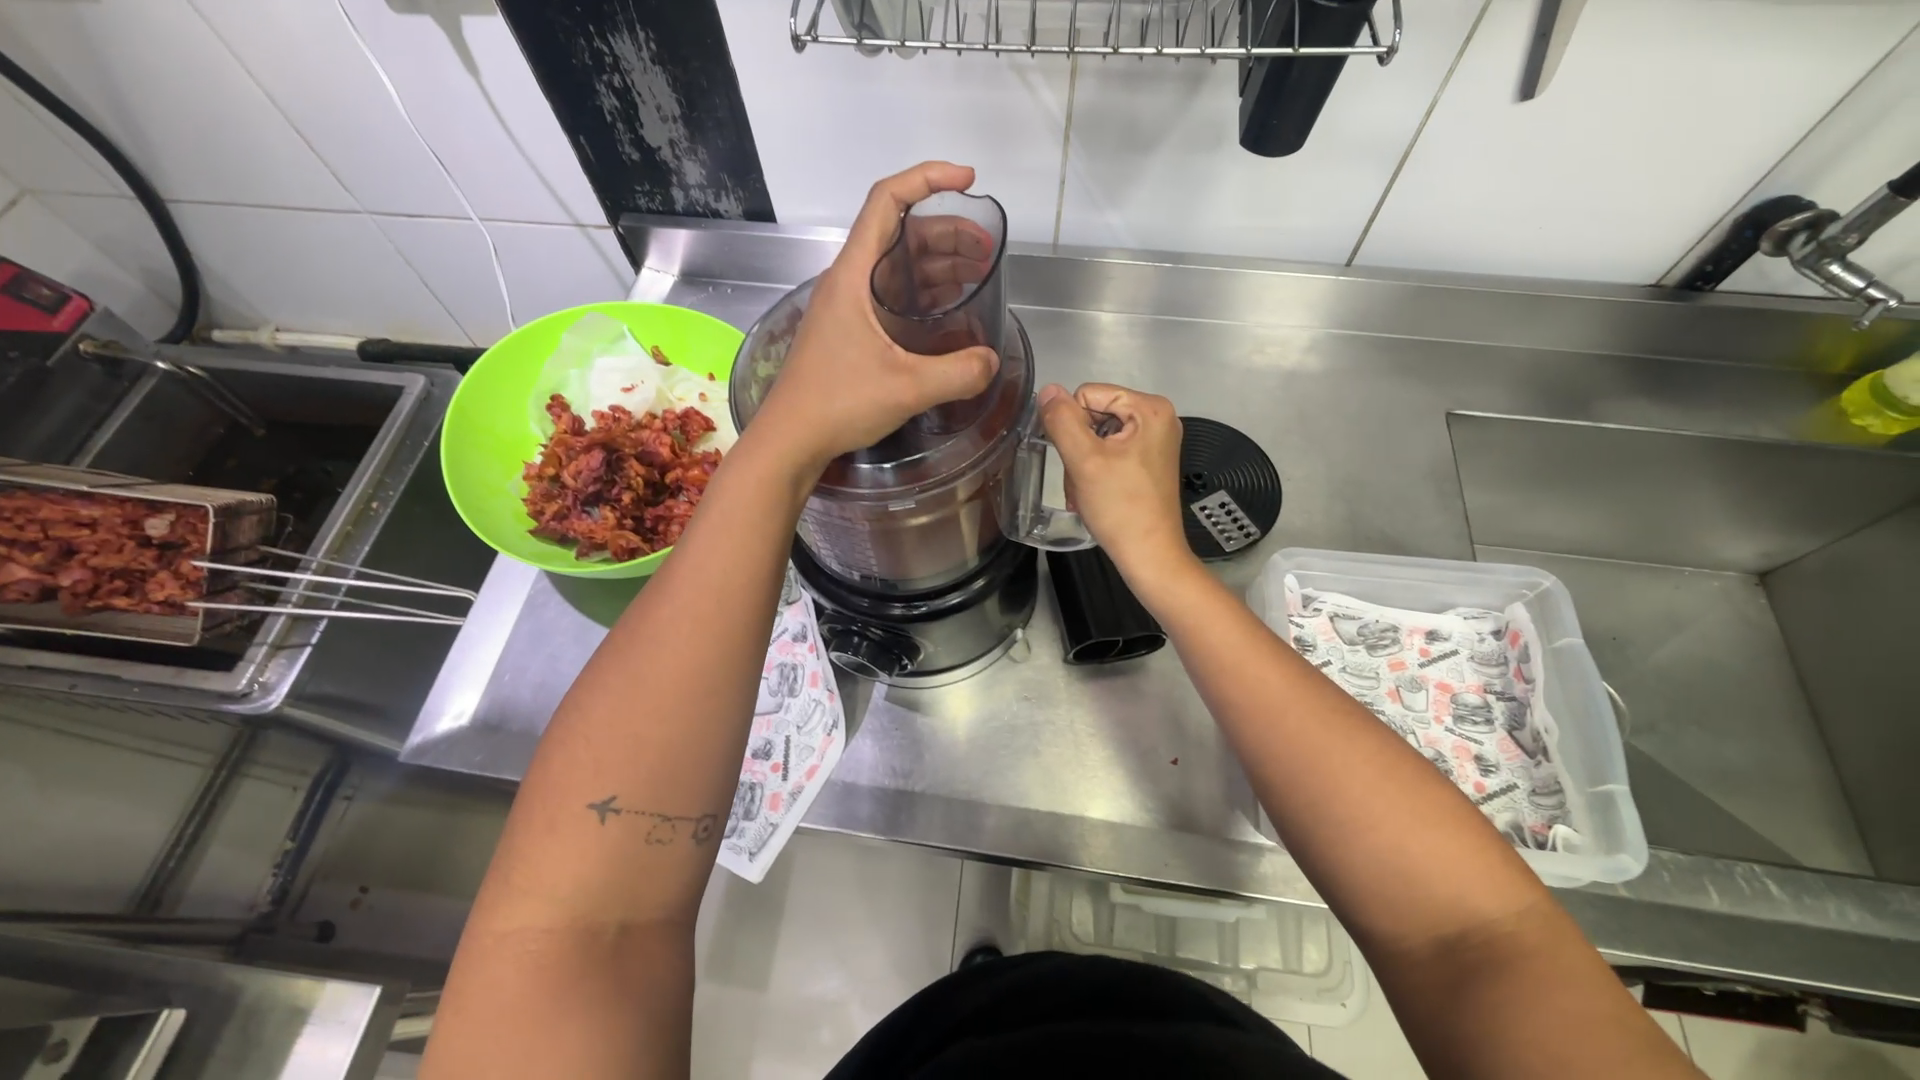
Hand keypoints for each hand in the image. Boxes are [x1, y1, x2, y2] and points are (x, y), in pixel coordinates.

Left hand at [748, 162, 999, 472]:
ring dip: (940, 264)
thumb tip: (991, 361)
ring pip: (899, 266)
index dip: (928, 179)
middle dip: (949, 231)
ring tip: (980, 276)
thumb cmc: (838, 403)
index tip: (968, 181)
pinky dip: (926, 294)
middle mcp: (849, 280)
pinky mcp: (852, 330)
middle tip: (988, 250)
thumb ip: (958, 372)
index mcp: (854, 275)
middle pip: (901, 232)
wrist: (790, 439)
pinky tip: (952, 312)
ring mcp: (849, 306)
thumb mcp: (907, 388)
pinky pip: (894, 295)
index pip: (888, 200)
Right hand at [1038, 382, 1189, 575]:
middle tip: (1081, 480)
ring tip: (1087, 491)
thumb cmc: (1120, 507)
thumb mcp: (1084, 460)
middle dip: (1078, 448)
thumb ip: (1062, 420)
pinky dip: (1095, 472)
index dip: (1073, 425)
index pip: (1088, 395)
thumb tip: (1047, 389)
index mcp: (1150, 408)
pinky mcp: (1150, 461)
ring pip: (1097, 436)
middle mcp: (1158, 417)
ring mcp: (1155, 440)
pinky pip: (1110, 452)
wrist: (1149, 555)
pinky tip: (1095, 494)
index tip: (1078, 460)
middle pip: (1094, 415)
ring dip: (1083, 464)